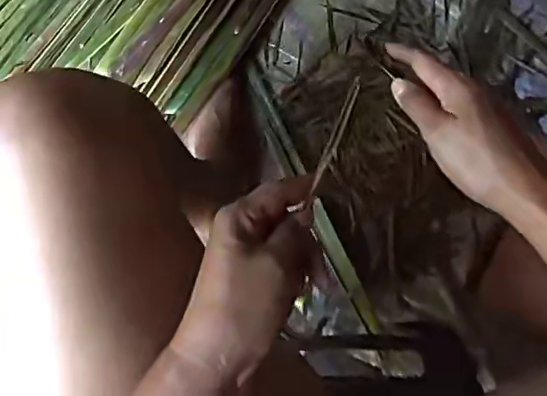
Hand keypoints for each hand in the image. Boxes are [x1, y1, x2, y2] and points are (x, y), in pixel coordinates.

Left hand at [168, 175, 315, 387]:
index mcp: (238, 216)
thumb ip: (293, 233)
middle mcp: (240, 229)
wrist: (215, 361)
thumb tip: (307, 210)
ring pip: (285, 245)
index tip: (332, 186)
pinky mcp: (250, 279)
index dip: (304, 188)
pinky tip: (299, 296)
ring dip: (304, 263)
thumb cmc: (243, 306)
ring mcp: (244, 255)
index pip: (277, 190)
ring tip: (316, 289)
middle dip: (307, 241)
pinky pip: (279, 265)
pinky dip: (293, 277)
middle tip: (323, 271)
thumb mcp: (275, 265)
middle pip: (284, 219)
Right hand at [386, 45, 546, 220]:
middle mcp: (476, 88)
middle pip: (442, 71)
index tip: (385, 46)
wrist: (530, 192)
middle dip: (419, 67)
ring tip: (418, 87)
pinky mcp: (501, 122)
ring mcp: (492, 104)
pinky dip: (449, 99)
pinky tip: (447, 112)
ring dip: (435, 84)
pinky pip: (466, 100)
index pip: (424, 61)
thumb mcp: (438, 134)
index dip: (403, 53)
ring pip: (456, 86)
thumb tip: (399, 81)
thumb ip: (417, 106)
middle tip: (398, 66)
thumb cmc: (477, 162)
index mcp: (457, 87)